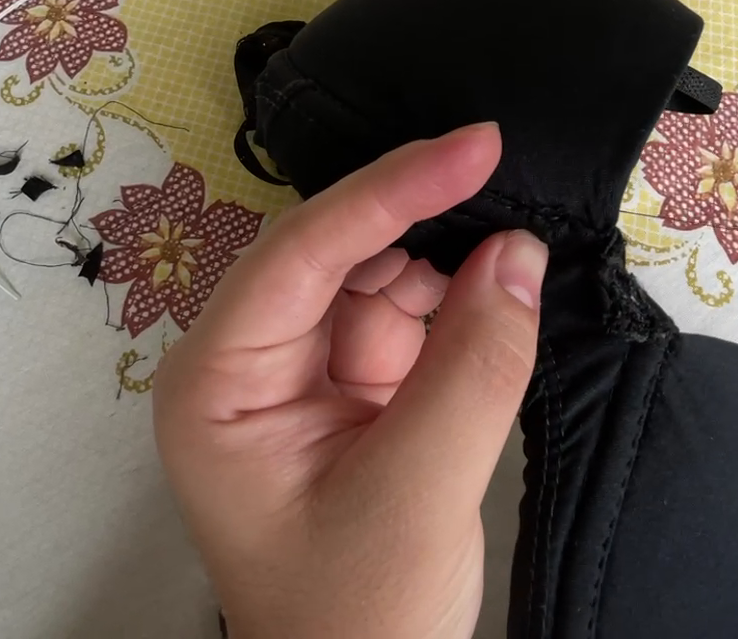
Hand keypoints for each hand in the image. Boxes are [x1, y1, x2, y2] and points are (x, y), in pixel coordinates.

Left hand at [152, 123, 546, 638]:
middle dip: (418, 216)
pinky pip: (407, 306)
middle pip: (335, 247)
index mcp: (217, 379)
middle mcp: (250, 353)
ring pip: (377, 268)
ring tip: (508, 260)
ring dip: (444, 259)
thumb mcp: (416, 498)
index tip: (476, 145)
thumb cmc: (357, 621)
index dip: (391, 190)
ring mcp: (303, 359)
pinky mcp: (353, 372)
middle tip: (498, 173)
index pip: (301, 251)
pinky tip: (492, 297)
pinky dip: (454, 297)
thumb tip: (520, 254)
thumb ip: (473, 368)